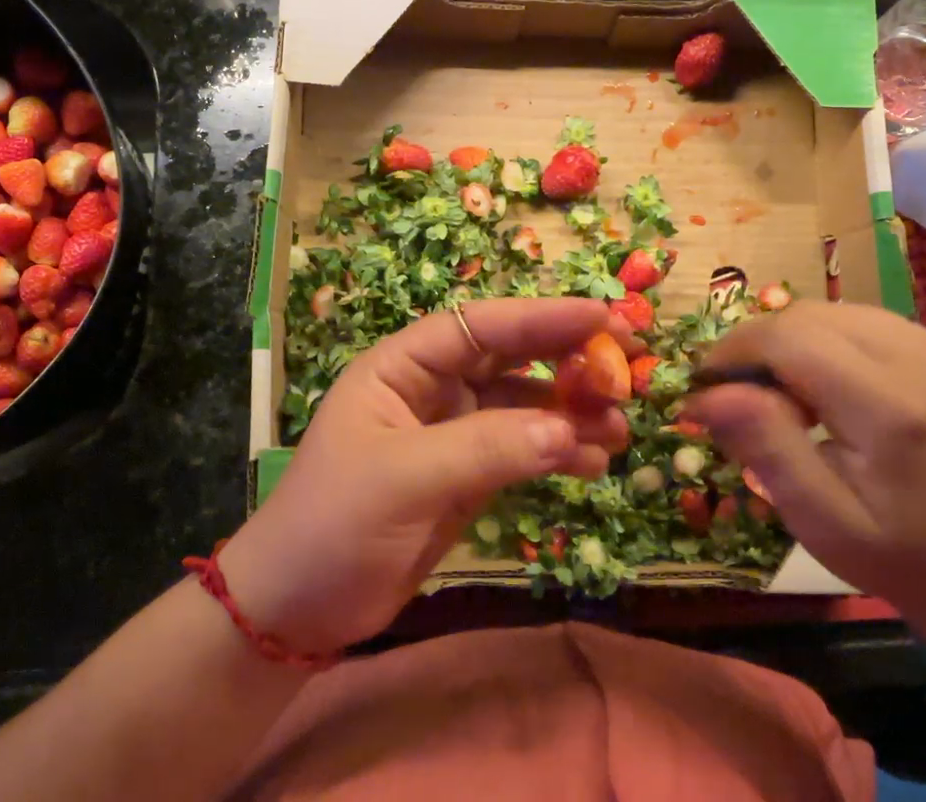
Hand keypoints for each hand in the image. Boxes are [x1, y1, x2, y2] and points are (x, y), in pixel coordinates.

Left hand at [217, 298, 628, 655]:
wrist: (298, 608)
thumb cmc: (334, 525)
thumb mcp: (404, 479)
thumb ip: (486, 448)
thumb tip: (570, 429)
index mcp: (400, 368)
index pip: (478, 326)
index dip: (541, 317)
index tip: (604, 316)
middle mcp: (429, 392)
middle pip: (509, 360)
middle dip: (567, 361)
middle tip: (628, 373)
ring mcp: (450, 436)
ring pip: (523, 406)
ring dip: (571, 412)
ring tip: (618, 430)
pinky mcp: (465, 479)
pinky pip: (522, 451)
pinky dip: (558, 453)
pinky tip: (592, 465)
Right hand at [685, 303, 925, 660]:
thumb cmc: (902, 562)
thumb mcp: (820, 520)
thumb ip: (764, 445)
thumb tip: (704, 393)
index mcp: (896, 410)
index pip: (789, 338)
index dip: (733, 351)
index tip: (703, 386)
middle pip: (812, 316)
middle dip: (759, 345)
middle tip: (736, 395)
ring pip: (841, 314)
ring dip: (794, 343)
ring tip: (782, 396)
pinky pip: (874, 326)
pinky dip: (833, 346)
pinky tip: (829, 391)